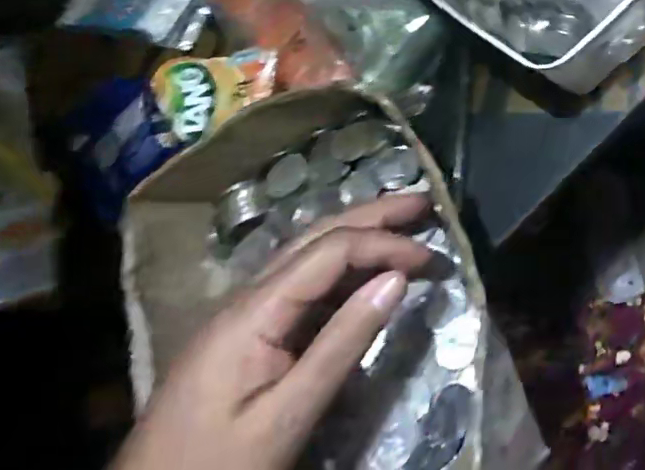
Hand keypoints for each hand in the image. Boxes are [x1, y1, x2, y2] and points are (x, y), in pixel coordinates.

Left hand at [111, 195, 438, 469]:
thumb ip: (343, 344)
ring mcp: (241, 315)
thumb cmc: (214, 467)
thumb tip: (398, 278)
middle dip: (373, 214)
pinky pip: (299, 281)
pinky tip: (364, 269)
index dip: (385, 244)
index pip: (331, 249)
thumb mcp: (286, 417)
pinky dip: (341, 264)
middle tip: (424, 202)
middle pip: (317, 235)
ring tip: (403, 221)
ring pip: (307, 252)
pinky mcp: (243, 335)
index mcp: (252, 311)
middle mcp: (245, 298)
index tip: (430, 259)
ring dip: (358, 231)